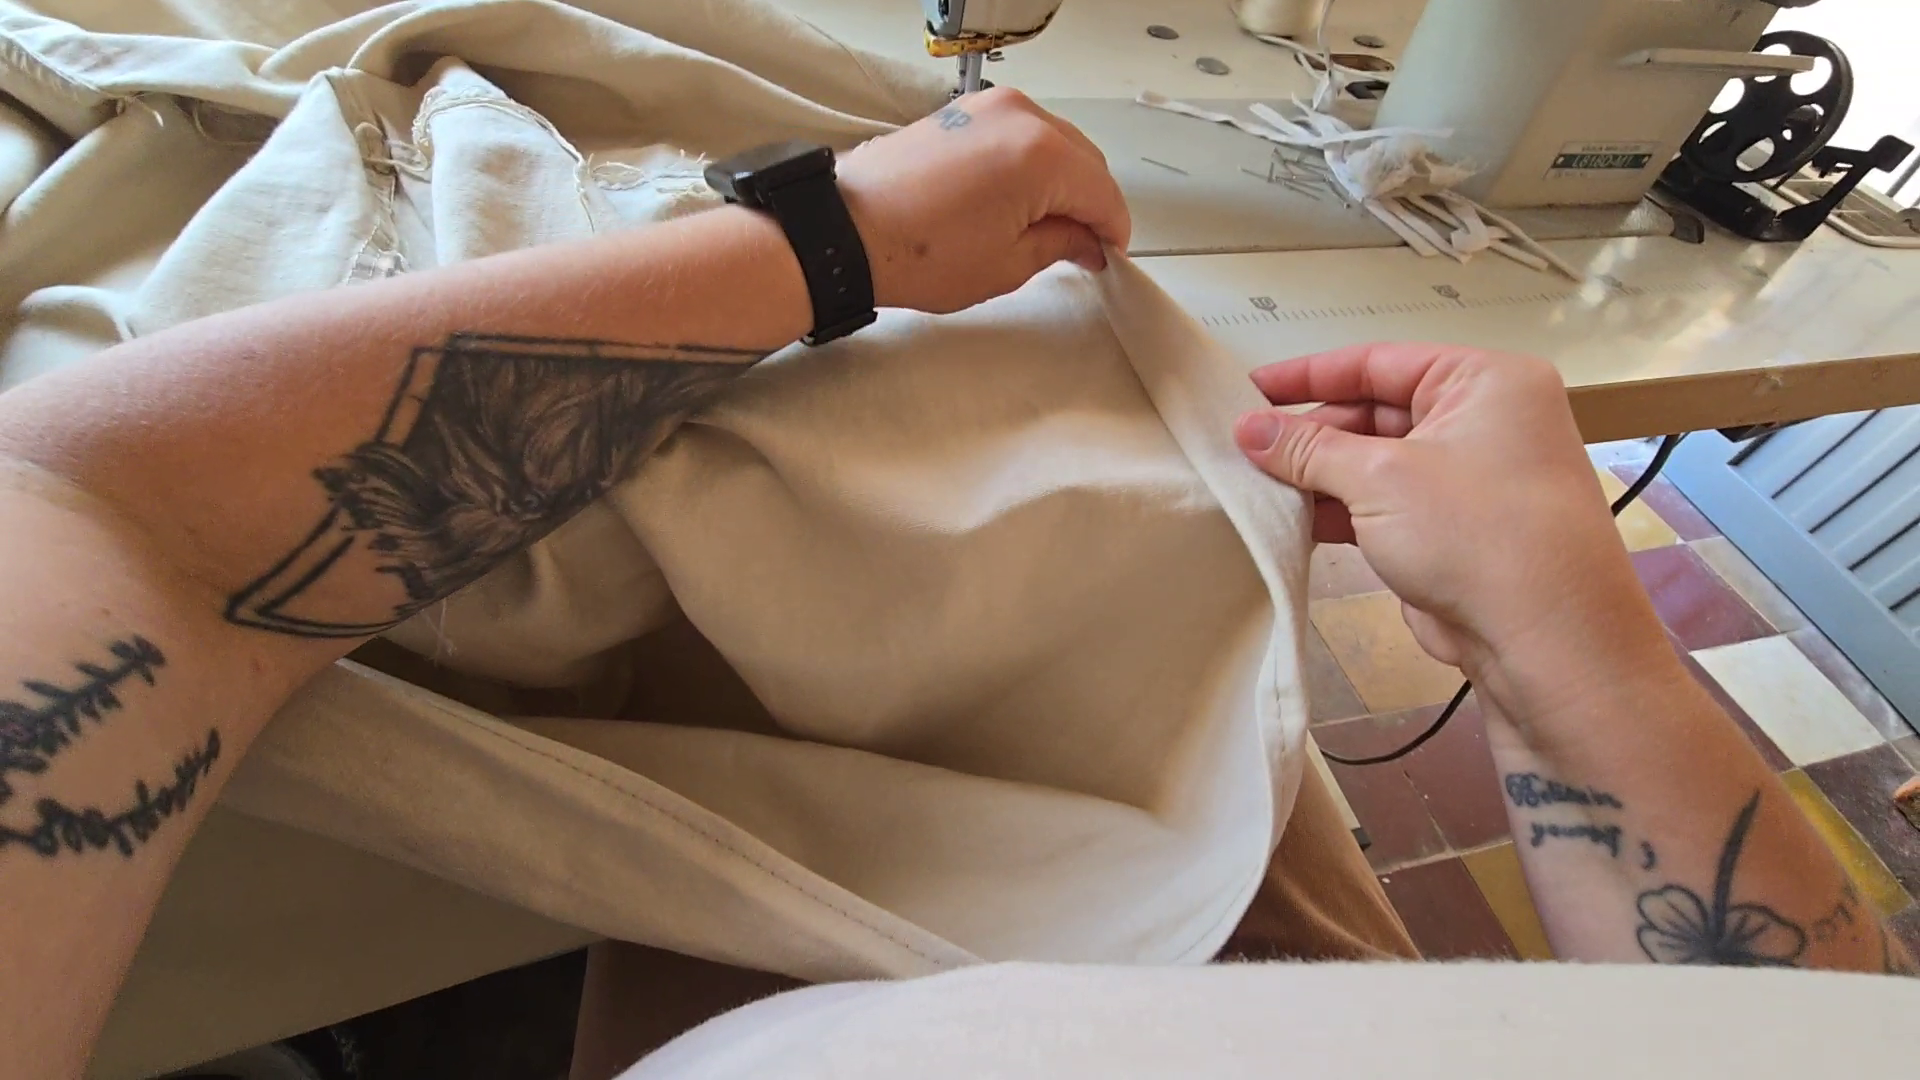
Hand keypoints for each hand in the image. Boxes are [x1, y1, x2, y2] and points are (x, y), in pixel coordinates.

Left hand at [838, 87, 1130, 313]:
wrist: (849, 232)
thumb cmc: (917, 252)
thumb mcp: (1006, 265)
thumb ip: (1060, 245)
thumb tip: (1086, 242)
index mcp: (1041, 156)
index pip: (1102, 192)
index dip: (1112, 230)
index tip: (1108, 254)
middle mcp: (1021, 116)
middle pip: (1084, 161)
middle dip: (1090, 205)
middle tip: (1080, 248)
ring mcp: (989, 107)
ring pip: (1055, 144)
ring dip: (1062, 184)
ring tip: (1045, 229)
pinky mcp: (964, 112)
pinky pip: (1020, 135)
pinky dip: (1032, 166)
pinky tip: (1019, 201)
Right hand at [1232, 343, 1667, 684]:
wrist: (1541, 638)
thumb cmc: (1472, 532)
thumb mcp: (1379, 476)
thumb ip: (1306, 448)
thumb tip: (1245, 427)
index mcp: (1481, 383)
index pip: (1376, 363)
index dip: (1306, 376)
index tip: (1247, 388)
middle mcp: (1474, 421)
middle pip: (1368, 413)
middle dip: (1305, 434)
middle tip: (1242, 448)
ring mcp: (1457, 477)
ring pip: (1365, 462)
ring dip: (1312, 475)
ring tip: (1252, 483)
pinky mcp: (1439, 526)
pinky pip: (1372, 502)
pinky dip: (1331, 508)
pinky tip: (1285, 517)